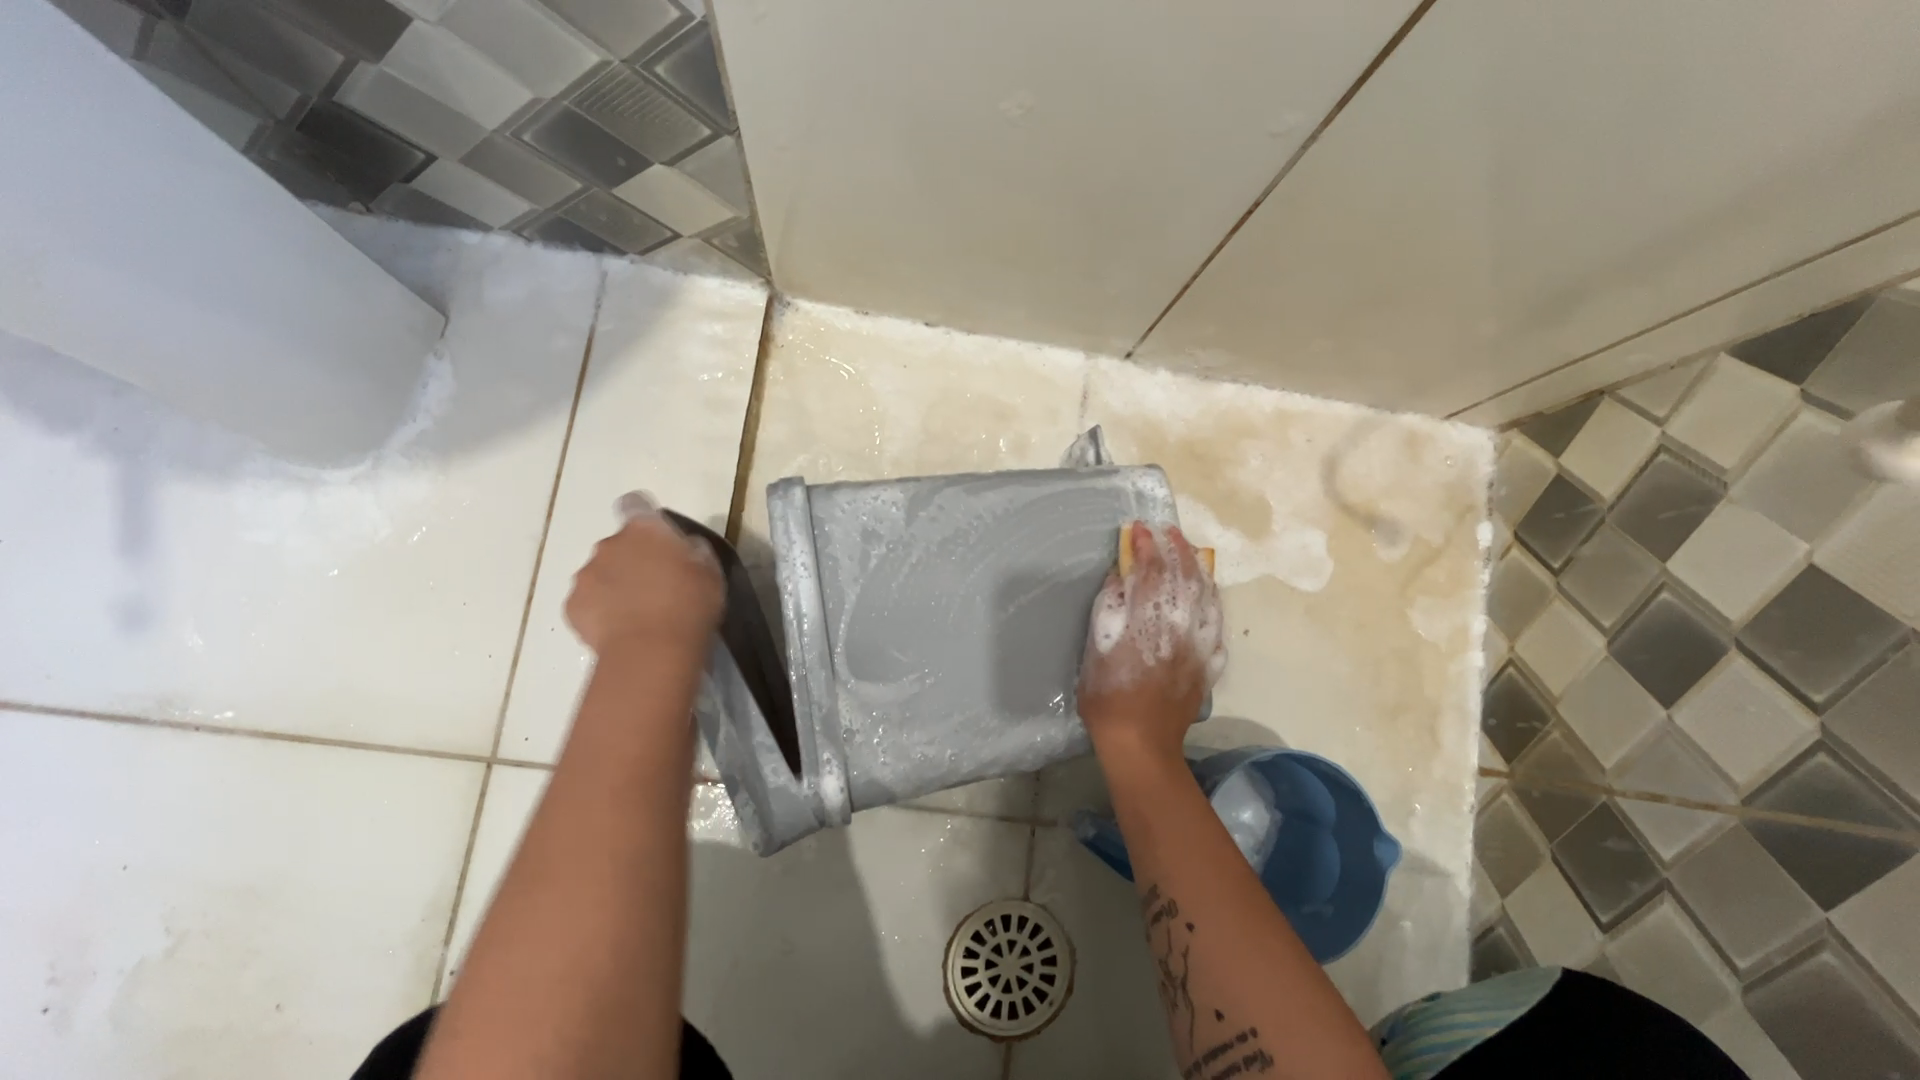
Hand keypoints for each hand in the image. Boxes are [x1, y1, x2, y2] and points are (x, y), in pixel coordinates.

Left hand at [565, 493, 724, 657]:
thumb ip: (693, 551)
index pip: (635, 504)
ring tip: (637, 615)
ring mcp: (586, 575)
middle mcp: (609, 544)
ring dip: (614, 586)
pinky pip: (587, 602)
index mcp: (645, 529)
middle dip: (632, 560)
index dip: (643, 516)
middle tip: (655, 587)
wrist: (651, 651)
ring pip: (600, 573)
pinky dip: (599, 612)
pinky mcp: (572, 606)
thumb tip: (684, 548)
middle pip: (618, 544)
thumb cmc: (690, 606)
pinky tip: (620, 631)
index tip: (656, 539)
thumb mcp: (710, 572)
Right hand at [1076, 522, 1226, 764]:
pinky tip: (1208, 593)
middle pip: (1184, 574)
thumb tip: (1120, 575)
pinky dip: (1213, 599)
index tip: (1136, 528)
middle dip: (1175, 547)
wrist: (1140, 741)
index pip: (1151, 567)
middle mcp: (1181, 623)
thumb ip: (1109, 606)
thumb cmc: (1107, 694)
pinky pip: (1218, 621)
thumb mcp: (1095, 646)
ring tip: (1189, 551)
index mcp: (1148, 616)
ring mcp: (1201, 643)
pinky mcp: (1210, 662)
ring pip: (1207, 594)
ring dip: (1197, 567)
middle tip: (1167, 531)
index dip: (1144, 544)